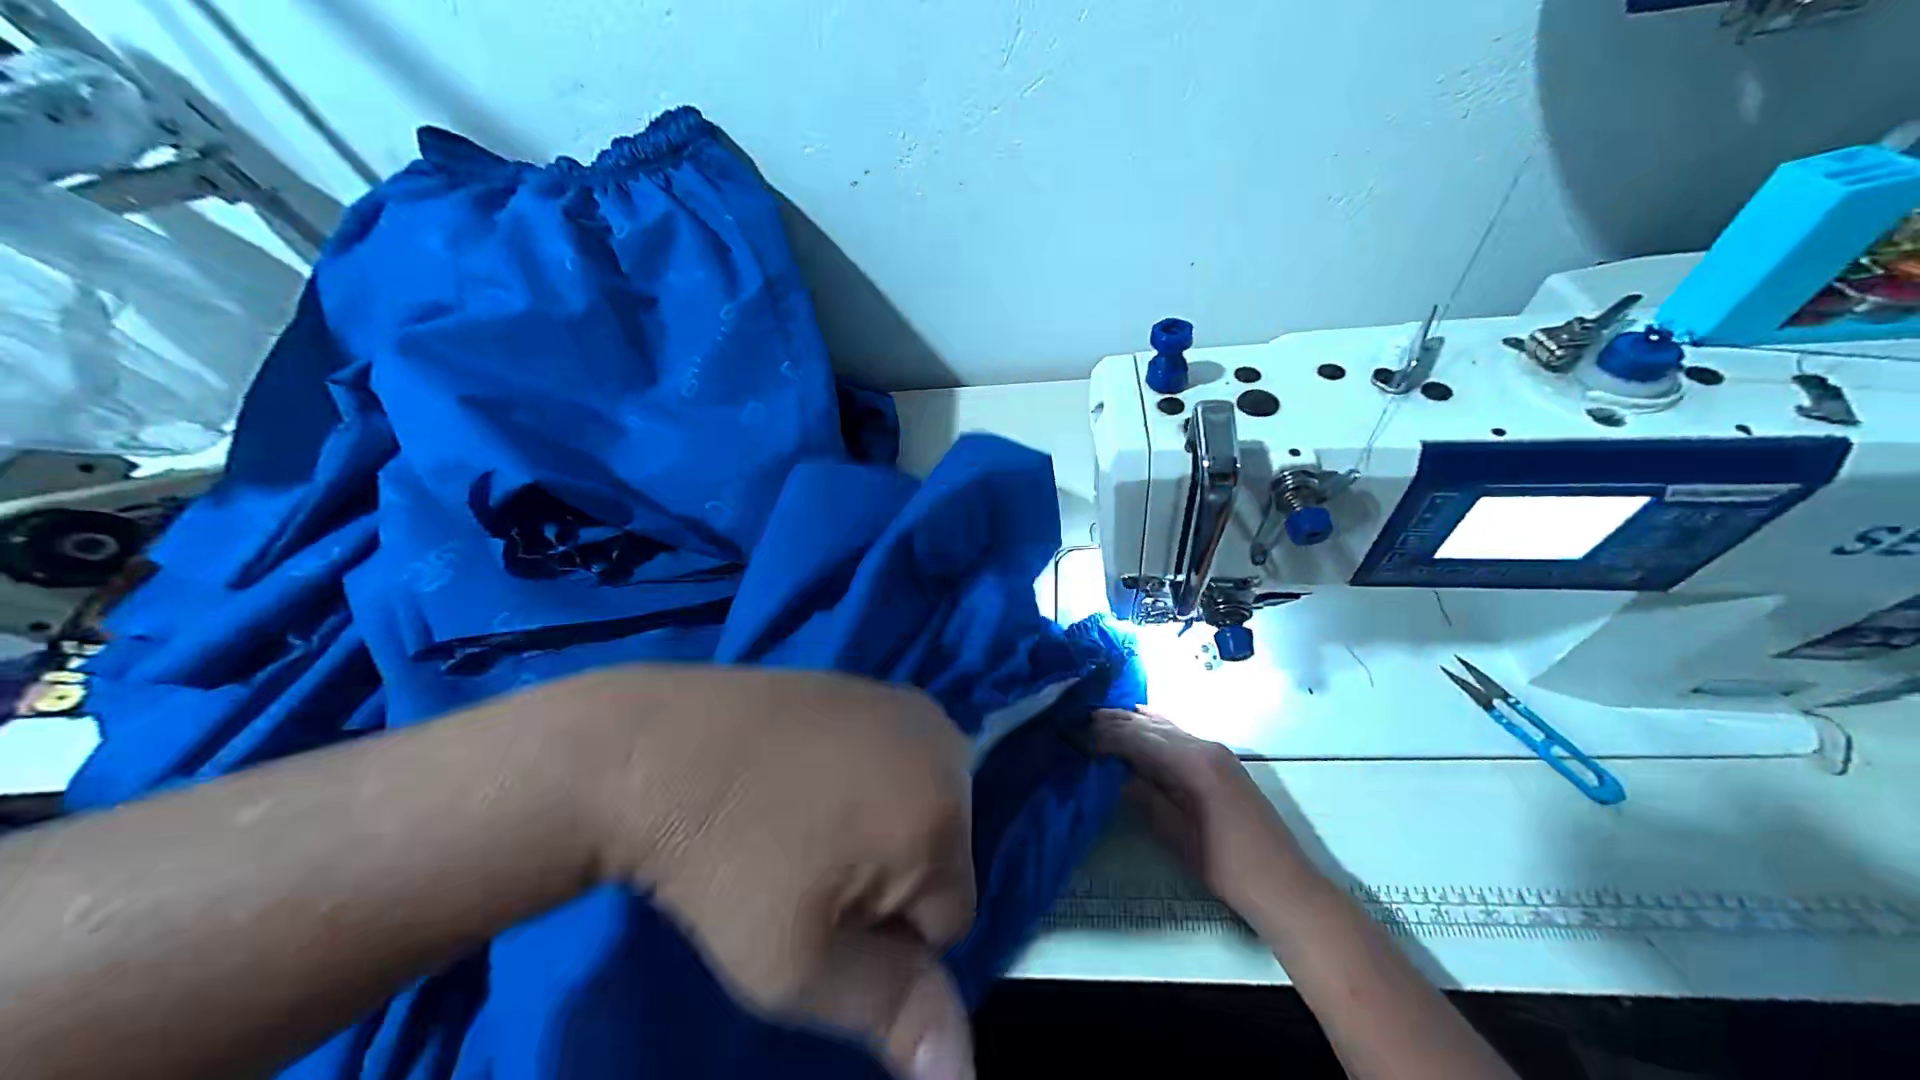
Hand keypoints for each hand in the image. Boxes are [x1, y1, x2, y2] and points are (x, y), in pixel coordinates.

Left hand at [564, 667, 977, 1079]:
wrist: (653, 750)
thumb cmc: (725, 867)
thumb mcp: (801, 968)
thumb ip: (896, 1014)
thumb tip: (965, 1078)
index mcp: (944, 812)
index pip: (950, 920)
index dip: (885, 938)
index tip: (820, 911)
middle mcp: (947, 744)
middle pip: (941, 856)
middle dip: (892, 879)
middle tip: (809, 866)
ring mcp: (910, 705)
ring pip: (922, 807)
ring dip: (880, 830)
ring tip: (804, 823)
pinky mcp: (877, 686)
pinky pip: (899, 762)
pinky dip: (867, 782)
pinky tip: (806, 779)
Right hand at [1091, 708, 1317, 910]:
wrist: (1284, 886)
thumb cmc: (1228, 867)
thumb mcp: (1179, 837)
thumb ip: (1146, 799)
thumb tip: (1115, 775)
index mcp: (1193, 763)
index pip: (1140, 739)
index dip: (1106, 736)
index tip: (1077, 736)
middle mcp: (1205, 748)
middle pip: (1152, 727)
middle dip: (1116, 723)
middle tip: (1080, 720)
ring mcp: (1217, 753)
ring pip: (1167, 728)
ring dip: (1134, 723)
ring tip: (1101, 719)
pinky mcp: (1222, 763)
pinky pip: (1180, 736)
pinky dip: (1156, 728)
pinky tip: (1142, 722)